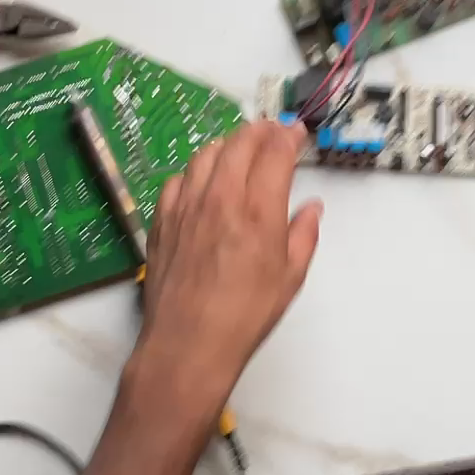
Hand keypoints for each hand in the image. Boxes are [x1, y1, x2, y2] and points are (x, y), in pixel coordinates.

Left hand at [118, 121, 322, 443]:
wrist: (188, 343)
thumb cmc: (244, 315)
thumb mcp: (290, 278)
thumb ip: (304, 235)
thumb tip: (311, 208)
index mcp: (258, 210)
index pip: (276, 153)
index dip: (289, 136)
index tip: (296, 133)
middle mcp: (221, 198)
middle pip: (240, 143)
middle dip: (260, 131)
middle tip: (272, 133)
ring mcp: (186, 206)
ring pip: (205, 154)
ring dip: (227, 144)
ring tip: (239, 149)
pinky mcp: (163, 220)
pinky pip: (177, 179)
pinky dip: (195, 171)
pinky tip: (202, 181)